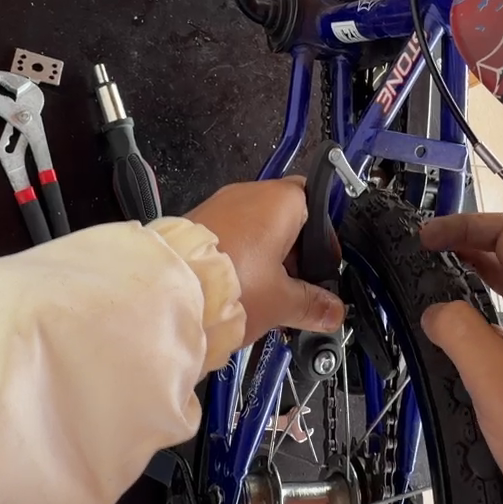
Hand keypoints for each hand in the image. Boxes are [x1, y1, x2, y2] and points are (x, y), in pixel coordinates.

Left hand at [186, 178, 344, 346]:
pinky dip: (240, 257)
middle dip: (294, 254)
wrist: (168, 292)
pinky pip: (232, 234)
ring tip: (266, 297)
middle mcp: (252, 192)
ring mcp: (221, 204)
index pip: (317, 200)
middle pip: (287, 217)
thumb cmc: (236, 285)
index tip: (323, 268)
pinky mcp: (198, 221)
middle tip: (297, 290)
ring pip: (258, 228)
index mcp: (281, 200)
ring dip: (266, 257)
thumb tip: (334, 311)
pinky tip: (239, 289)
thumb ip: (312, 304)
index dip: (324, 236)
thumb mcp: (282, 301)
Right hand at [421, 213, 502, 503]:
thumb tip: (436, 311)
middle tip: (432, 244)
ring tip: (441, 267)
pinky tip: (464, 316)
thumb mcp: (493, 380)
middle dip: (472, 237)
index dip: (464, 225)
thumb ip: (456, 329)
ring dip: (479, 266)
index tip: (427, 236)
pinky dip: (486, 301)